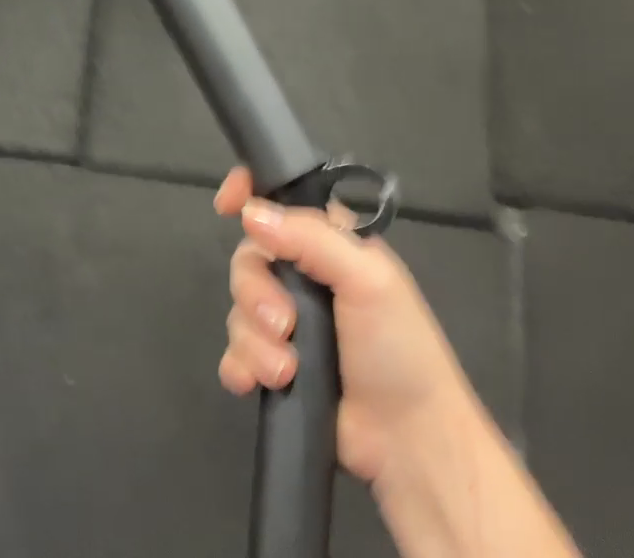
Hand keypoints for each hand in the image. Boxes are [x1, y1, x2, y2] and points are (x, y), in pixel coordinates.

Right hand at [214, 168, 472, 484]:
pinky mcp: (273, 362)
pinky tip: (254, 382)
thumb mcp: (368, 280)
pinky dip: (241, 365)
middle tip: (284, 324)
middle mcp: (304, 276)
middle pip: (248, 259)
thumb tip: (250, 211)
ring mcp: (287, 322)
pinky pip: (234, 351)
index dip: (250, 194)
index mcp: (331, 245)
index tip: (226, 205)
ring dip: (255, 341)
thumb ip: (310, 238)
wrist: (407, 439)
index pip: (283, 201)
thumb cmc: (399, 350)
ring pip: (238, 309)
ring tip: (286, 370)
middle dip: (255, 294)